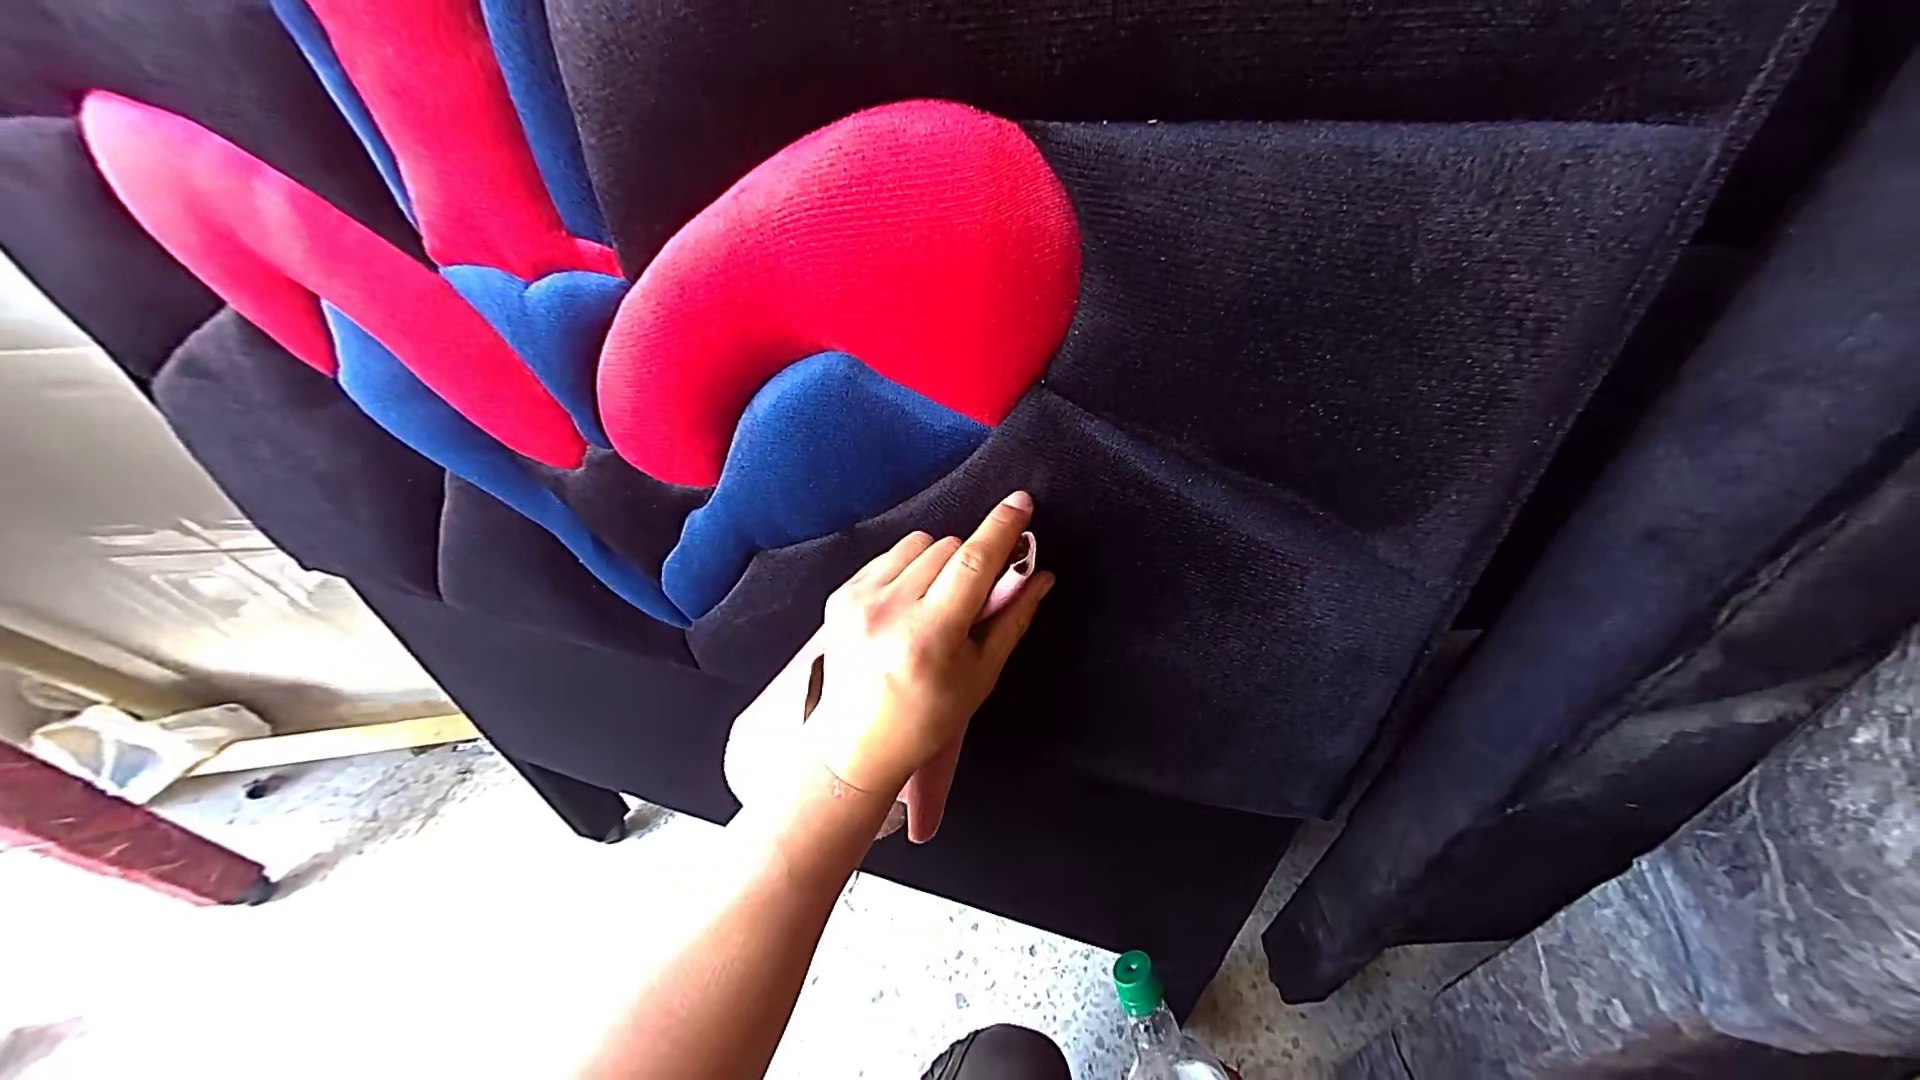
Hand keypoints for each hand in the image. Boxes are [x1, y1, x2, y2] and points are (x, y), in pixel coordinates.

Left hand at [804, 492, 1053, 835]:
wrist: (856, 743)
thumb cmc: (925, 719)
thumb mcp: (980, 675)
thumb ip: (1012, 618)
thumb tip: (1040, 576)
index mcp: (928, 637)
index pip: (973, 562)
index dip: (1002, 527)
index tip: (1020, 504)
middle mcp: (888, 612)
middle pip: (948, 547)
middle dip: (970, 562)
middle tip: (972, 598)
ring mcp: (858, 600)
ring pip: (919, 544)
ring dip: (938, 563)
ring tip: (935, 604)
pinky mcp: (841, 595)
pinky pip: (890, 556)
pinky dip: (909, 570)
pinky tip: (908, 606)